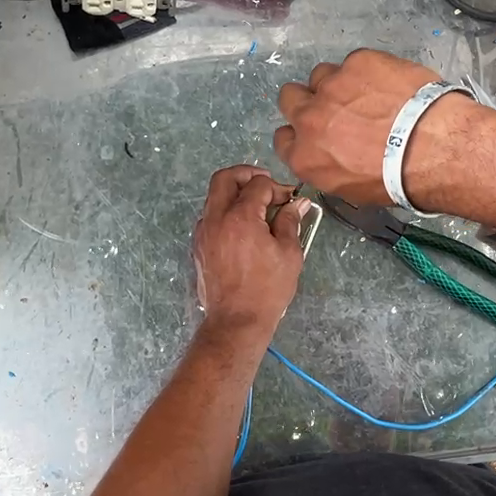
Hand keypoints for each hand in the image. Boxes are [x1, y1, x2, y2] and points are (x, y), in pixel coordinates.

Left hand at [191, 166, 309, 333]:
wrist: (236, 320)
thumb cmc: (267, 289)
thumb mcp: (289, 254)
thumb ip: (290, 222)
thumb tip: (297, 204)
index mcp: (240, 217)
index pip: (258, 185)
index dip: (277, 187)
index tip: (290, 199)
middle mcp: (216, 218)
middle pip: (225, 178)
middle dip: (246, 174)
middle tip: (265, 183)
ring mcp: (203, 232)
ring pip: (214, 196)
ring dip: (234, 193)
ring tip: (256, 206)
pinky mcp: (199, 246)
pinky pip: (209, 216)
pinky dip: (225, 212)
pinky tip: (243, 227)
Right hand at [273, 49, 483, 207]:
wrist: (429, 146)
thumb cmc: (395, 178)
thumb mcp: (351, 188)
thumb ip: (327, 165)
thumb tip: (333, 153)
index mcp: (304, 155)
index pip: (282, 138)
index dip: (298, 134)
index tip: (315, 134)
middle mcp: (309, 117)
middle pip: (289, 97)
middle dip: (307, 100)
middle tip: (334, 108)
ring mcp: (332, 85)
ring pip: (321, 75)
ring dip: (337, 83)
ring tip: (367, 94)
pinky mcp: (359, 61)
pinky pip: (355, 62)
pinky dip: (369, 71)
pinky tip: (390, 84)